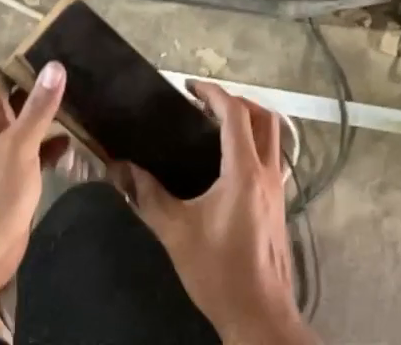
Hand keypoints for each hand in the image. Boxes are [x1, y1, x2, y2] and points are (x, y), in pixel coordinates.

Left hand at [0, 63, 68, 292]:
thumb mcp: (20, 145)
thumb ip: (38, 108)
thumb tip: (55, 66)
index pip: (2, 78)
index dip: (22, 61)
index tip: (54, 45)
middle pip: (18, 100)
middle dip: (42, 86)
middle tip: (78, 69)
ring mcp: (8, 156)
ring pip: (31, 126)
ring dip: (51, 115)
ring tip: (84, 98)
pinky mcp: (20, 179)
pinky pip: (39, 152)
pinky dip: (55, 144)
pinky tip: (77, 141)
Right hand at [123, 82, 314, 343]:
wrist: (258, 315)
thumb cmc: (218, 270)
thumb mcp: (175, 231)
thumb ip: (147, 195)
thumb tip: (121, 169)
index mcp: (244, 172)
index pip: (235, 114)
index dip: (213, 92)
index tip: (190, 86)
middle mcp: (268, 174)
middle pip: (265, 118)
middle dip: (237, 101)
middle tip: (206, 102)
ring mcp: (279, 190)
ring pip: (274, 138)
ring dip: (250, 121)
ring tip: (216, 125)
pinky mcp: (279, 206)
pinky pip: (273, 158)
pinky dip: (254, 144)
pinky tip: (228, 162)